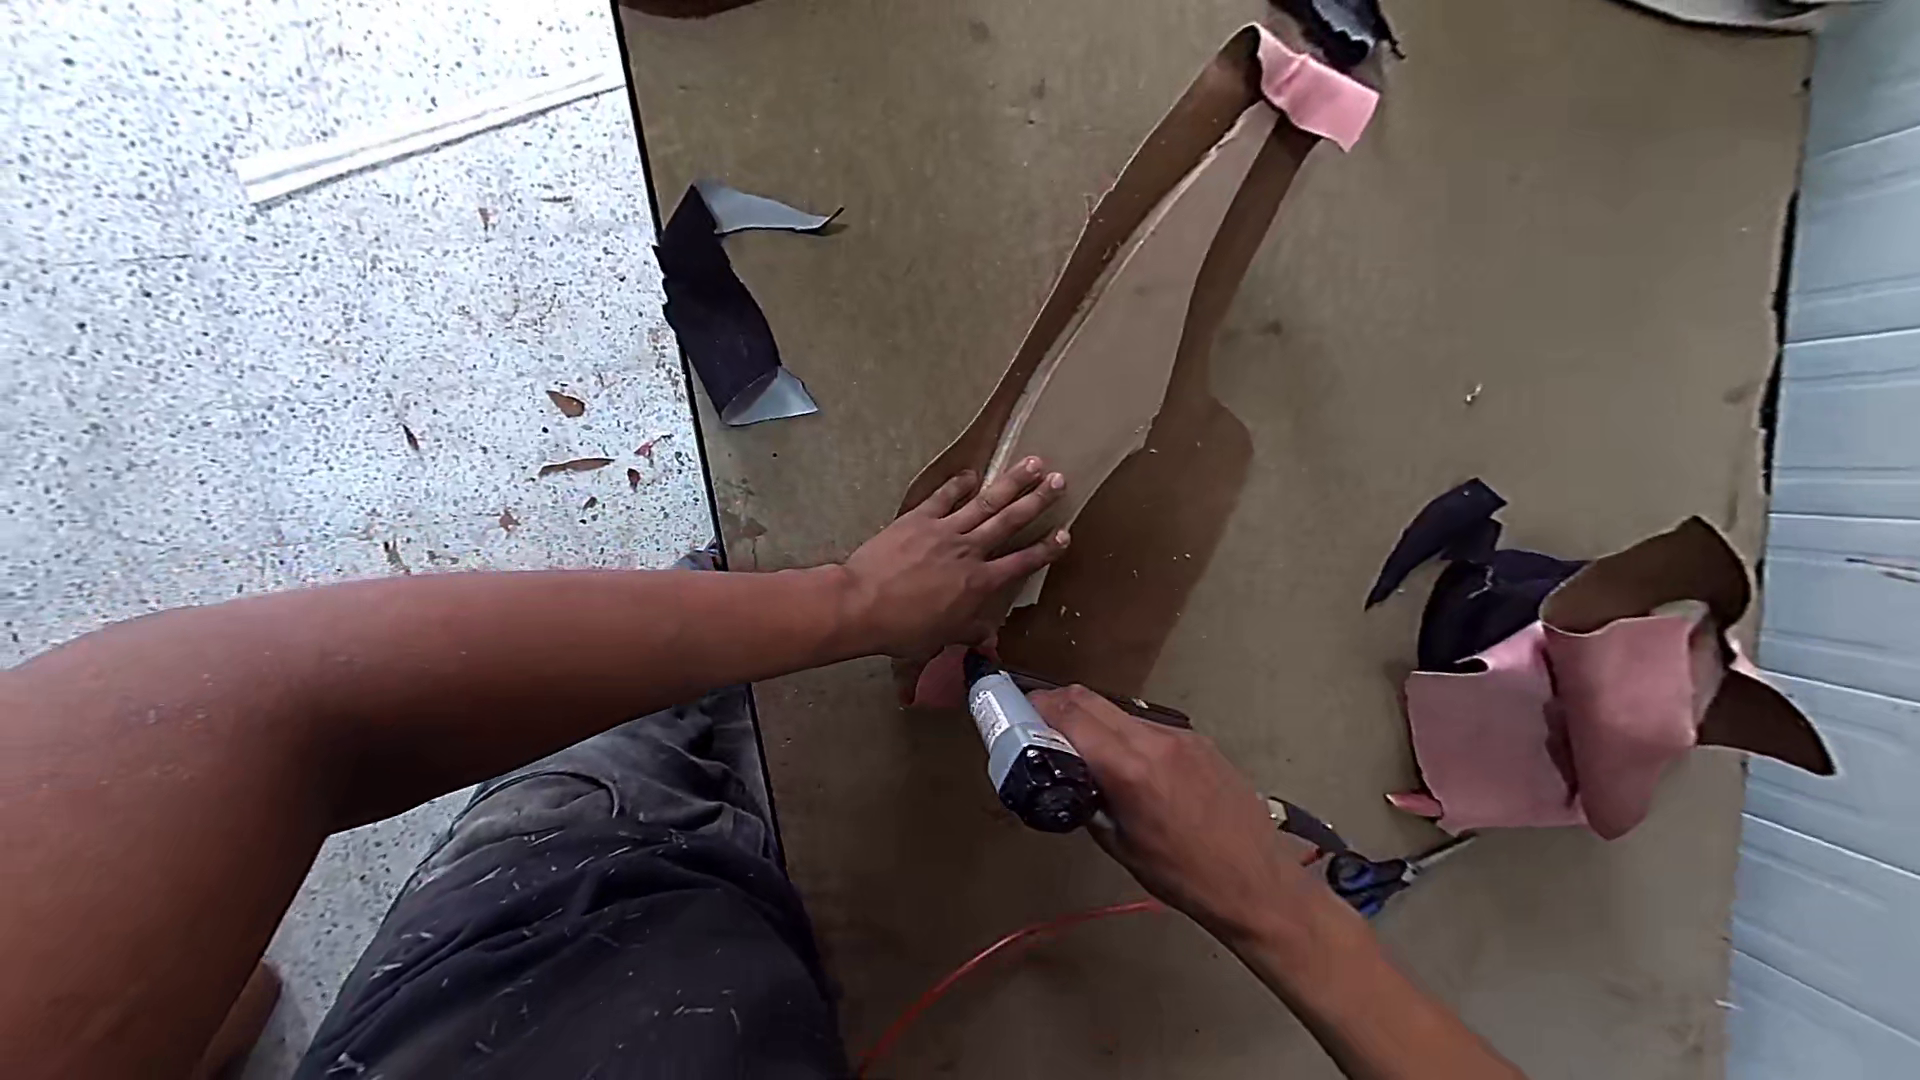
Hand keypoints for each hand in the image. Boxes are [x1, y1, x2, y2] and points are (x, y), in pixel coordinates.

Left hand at [839, 458, 1068, 658]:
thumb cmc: (902, 628)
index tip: (1065, 534)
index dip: (1046, 549)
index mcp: (979, 582)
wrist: (862, 605)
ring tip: (1032, 462)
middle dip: (1037, 500)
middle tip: (1059, 480)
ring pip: (986, 502)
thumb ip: (970, 631)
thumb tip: (989, 639)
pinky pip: (943, 496)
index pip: (1022, 562)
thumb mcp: (942, 637)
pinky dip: (959, 484)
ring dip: (1011, 481)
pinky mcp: (918, 518)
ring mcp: (945, 531)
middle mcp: (969, 551)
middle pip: (1011, 521)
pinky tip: (972, 473)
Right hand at [1032, 687, 1323, 942]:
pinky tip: (1127, 759)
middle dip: (1058, 703)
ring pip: (1118, 709)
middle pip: (1090, 698)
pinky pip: (1147, 724)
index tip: (1021, 710)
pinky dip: (1124, 731)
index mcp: (1130, 770)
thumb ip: (1088, 800)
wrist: (1260, 884)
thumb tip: (1067, 778)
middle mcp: (1154, 741)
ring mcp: (1179, 736)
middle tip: (1040, 721)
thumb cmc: (1187, 877)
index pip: (1071, 716)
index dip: (1039, 707)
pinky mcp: (1198, 740)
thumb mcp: (1121, 845)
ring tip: (1082, 743)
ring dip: (1091, 717)